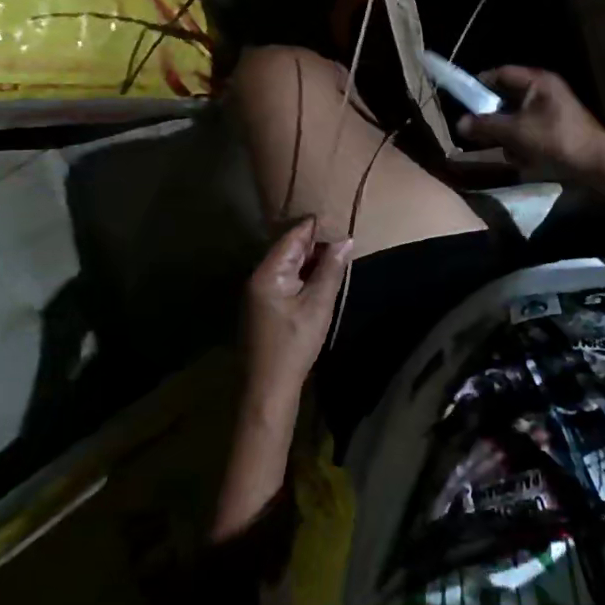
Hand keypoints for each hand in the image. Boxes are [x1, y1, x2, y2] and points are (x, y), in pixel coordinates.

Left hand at [242, 218, 353, 396]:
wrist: (268, 388)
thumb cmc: (294, 344)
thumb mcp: (318, 304)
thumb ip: (331, 269)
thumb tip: (345, 240)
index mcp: (267, 272)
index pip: (293, 236)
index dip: (316, 225)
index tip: (340, 215)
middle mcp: (258, 276)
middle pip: (289, 248)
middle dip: (316, 242)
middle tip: (344, 236)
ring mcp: (259, 292)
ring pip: (288, 264)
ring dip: (311, 259)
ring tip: (338, 253)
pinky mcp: (264, 306)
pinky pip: (285, 279)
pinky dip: (303, 275)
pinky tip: (322, 277)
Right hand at [456, 66, 604, 181]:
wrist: (597, 163)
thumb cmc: (557, 139)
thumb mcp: (517, 132)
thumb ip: (487, 125)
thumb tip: (460, 123)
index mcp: (537, 81)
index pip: (500, 73)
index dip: (480, 84)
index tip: (462, 99)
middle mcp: (544, 90)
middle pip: (506, 98)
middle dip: (493, 119)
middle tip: (478, 132)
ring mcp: (551, 110)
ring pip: (516, 119)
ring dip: (508, 137)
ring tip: (509, 152)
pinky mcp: (556, 129)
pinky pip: (529, 132)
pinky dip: (523, 145)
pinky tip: (525, 160)